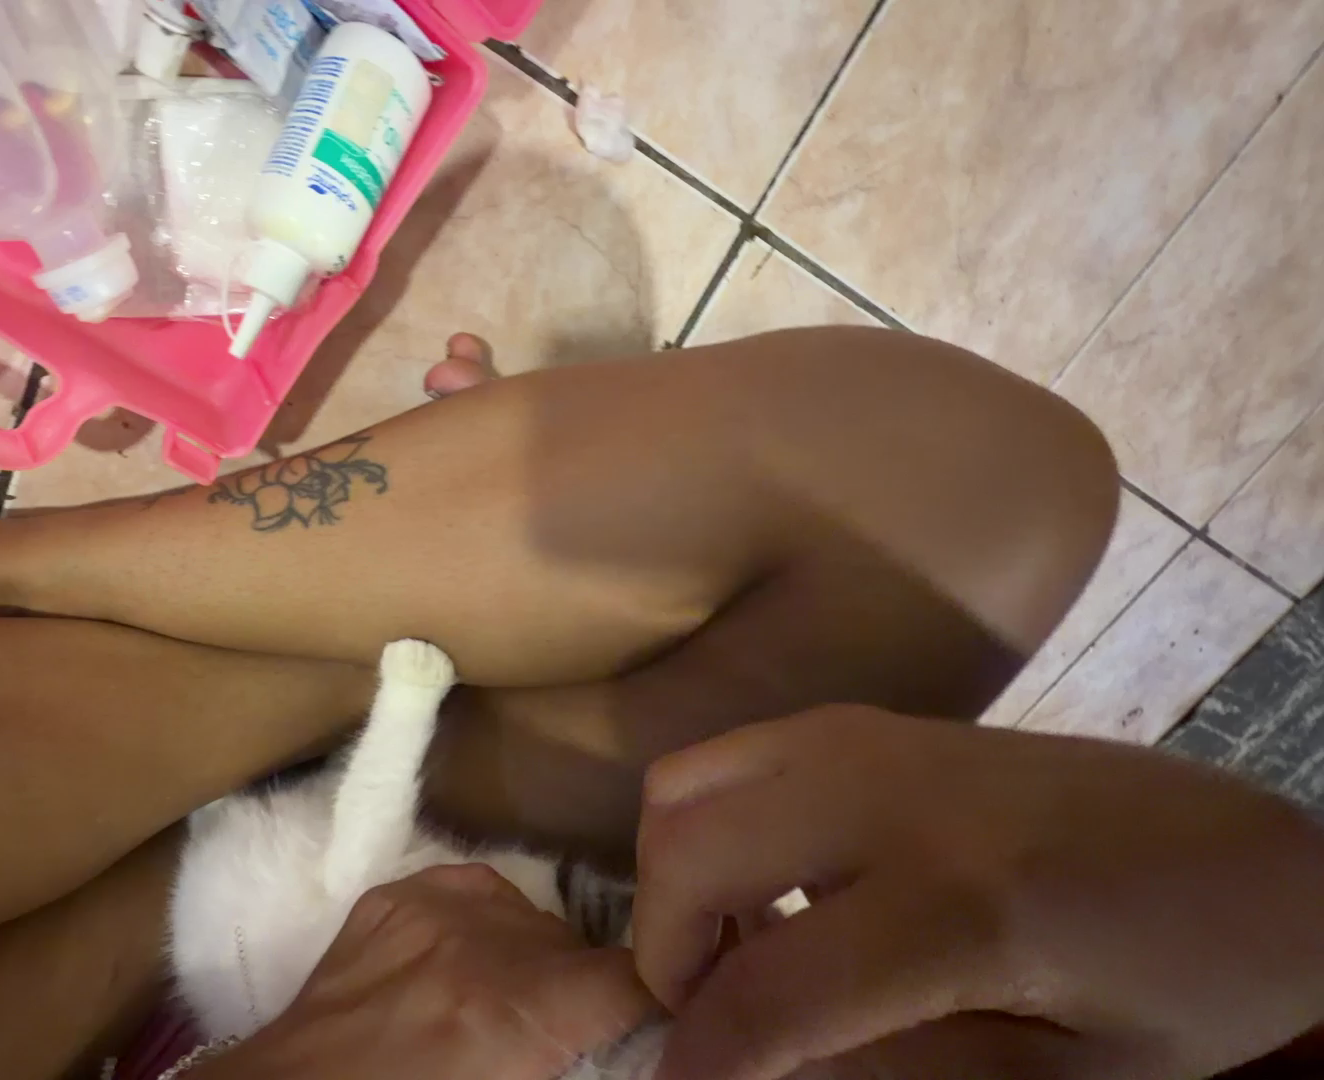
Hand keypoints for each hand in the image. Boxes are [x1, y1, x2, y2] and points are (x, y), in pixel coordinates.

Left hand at [194, 863, 656, 1079]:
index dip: (655, 997)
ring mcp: (426, 905)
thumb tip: (631, 1036)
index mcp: (511, 1011)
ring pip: (524, 908)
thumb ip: (570, 1056)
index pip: (628, 976)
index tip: (657, 1017)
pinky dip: (480, 921)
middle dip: (582, 987)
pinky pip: (466, 887)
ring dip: (530, 951)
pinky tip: (462, 958)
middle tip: (561, 1032)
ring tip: (506, 994)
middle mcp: (474, 940)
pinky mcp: (390, 894)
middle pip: (574, 943)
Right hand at [632, 706, 1323, 1079]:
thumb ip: (895, 1075)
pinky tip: (757, 875)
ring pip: (677, 790)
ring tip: (728, 937)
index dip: (705, 1054)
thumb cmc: (1176, 979)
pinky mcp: (835, 721)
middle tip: (704, 1005)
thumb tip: (759, 1058)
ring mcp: (846, 738)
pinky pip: (713, 762)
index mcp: (961, 906)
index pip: (776, 989)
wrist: (1230, 843)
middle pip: (686, 853)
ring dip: (672, 878)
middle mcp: (877, 795)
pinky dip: (696, 824)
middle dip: (663, 947)